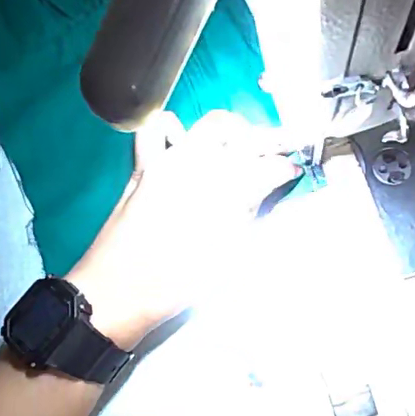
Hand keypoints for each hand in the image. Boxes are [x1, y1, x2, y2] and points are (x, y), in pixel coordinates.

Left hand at [64, 111, 300, 348]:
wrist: (120, 291)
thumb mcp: (230, 254)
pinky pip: (157, 131)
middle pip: (247, 136)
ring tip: (237, 147)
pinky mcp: (145, 165)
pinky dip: (173, 129)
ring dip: (232, 132)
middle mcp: (205, 166)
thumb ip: (250, 214)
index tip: (294, 172)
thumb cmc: (180, 283)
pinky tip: (182, 143)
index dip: (287, 168)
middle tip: (278, 151)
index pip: (272, 166)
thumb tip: (265, 190)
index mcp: (231, 191)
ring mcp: (172, 160)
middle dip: (269, 140)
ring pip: (212, 125)